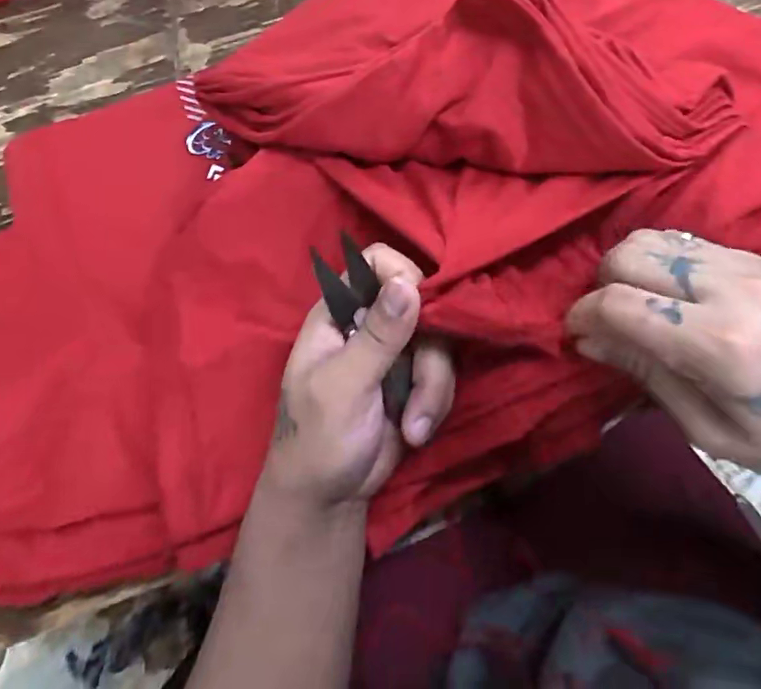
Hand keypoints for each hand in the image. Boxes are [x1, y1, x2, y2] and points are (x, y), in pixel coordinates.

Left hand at [260, 244, 455, 510]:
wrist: (328, 497)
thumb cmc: (318, 437)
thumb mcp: (344, 386)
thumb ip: (378, 336)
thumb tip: (407, 282)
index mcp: (338, 313)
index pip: (374, 263)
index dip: (402, 274)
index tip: (420, 306)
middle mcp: (368, 323)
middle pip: (420, 307)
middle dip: (428, 357)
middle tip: (418, 395)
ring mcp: (393, 350)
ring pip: (437, 343)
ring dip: (432, 389)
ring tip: (412, 428)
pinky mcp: (413, 378)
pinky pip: (442, 373)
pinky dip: (434, 403)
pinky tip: (414, 432)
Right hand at [566, 229, 760, 544]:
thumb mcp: (709, 430)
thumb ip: (645, 373)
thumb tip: (586, 339)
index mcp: (722, 345)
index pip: (620, 304)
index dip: (582, 315)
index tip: (574, 334)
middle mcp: (732, 291)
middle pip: (627, 254)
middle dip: (601, 284)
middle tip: (607, 321)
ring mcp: (746, 267)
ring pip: (650, 238)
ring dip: (626, 267)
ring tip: (634, 304)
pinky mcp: (755, 258)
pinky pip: (680, 241)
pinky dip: (656, 261)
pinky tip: (667, 295)